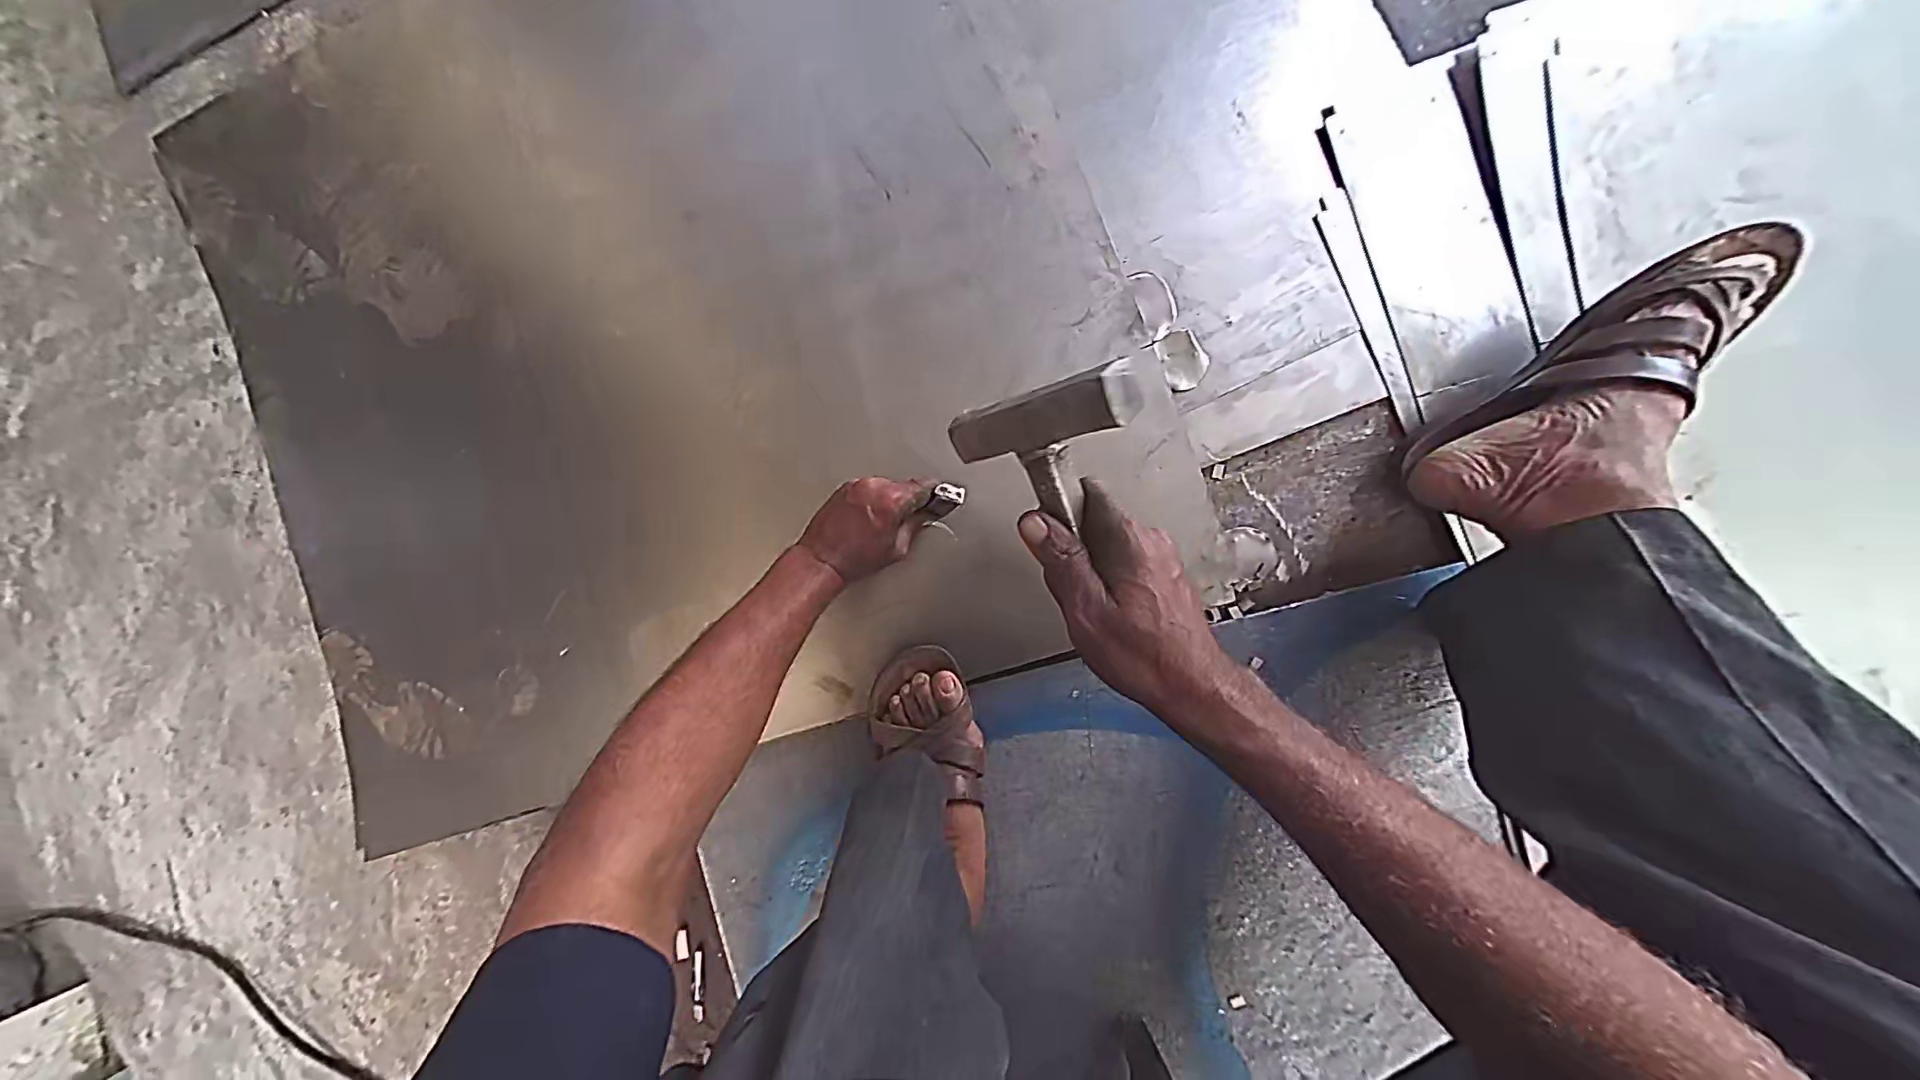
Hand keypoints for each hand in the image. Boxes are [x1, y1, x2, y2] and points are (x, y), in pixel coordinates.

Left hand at [796, 477, 934, 585]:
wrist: (822, 560)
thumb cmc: (853, 559)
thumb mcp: (897, 549)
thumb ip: (916, 526)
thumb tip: (925, 516)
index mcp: (891, 500)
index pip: (923, 487)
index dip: (935, 495)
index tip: (939, 499)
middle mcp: (873, 487)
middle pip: (904, 486)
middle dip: (908, 502)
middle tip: (905, 521)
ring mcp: (857, 485)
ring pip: (885, 487)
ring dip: (888, 500)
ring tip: (880, 524)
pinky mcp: (845, 488)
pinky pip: (868, 489)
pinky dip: (872, 500)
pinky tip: (867, 519)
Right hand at [1018, 479, 1241, 717]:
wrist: (1192, 686)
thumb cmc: (1145, 656)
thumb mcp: (1087, 611)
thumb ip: (1061, 561)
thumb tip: (1035, 523)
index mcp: (1128, 539)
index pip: (1084, 492)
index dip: (1057, 512)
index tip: (1046, 540)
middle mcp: (1150, 539)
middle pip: (1092, 521)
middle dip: (1072, 550)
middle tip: (1072, 590)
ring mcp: (1161, 556)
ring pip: (1107, 544)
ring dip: (1090, 569)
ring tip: (1094, 608)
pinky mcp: (1165, 575)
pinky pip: (1124, 563)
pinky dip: (1110, 581)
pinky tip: (1112, 613)